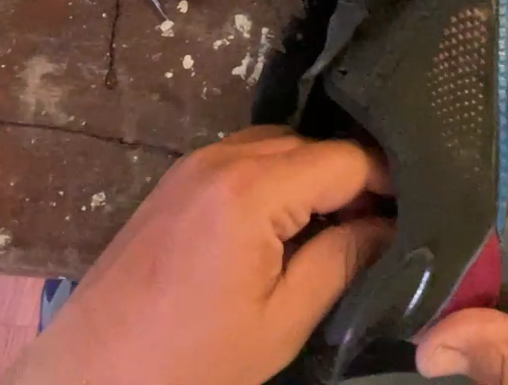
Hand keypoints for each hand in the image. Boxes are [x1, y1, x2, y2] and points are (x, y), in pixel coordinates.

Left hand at [3, 125, 392, 384]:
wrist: (92, 374)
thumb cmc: (191, 360)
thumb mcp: (279, 323)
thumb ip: (340, 262)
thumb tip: (388, 226)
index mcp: (252, 187)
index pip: (343, 158)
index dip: (385, 179)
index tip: (415, 207)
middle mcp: (223, 155)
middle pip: (310, 146)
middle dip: (350, 178)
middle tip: (382, 223)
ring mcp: (195, 161)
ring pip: (278, 146)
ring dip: (312, 176)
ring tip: (339, 225)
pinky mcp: (178, 176)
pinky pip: (244, 156)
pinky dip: (275, 177)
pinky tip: (286, 220)